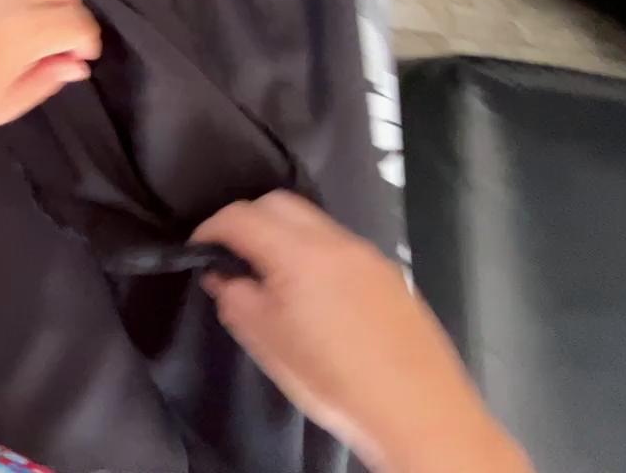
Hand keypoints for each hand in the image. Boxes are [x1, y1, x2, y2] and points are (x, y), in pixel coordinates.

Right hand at [193, 192, 530, 472]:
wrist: (425, 421)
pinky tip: (314, 292)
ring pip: (310, 221)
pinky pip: (339, 244)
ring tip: (272, 274)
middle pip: (276, 203)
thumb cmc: (335, 381)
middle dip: (247, 219)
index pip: (239, 216)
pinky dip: (313, 251)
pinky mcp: (391, 276)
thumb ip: (233, 296)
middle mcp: (334, 242)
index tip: (199, 250)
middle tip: (233, 254)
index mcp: (298, 253)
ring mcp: (367, 256)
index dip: (210, 229)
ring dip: (282, 233)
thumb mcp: (265, 341)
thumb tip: (224, 275)